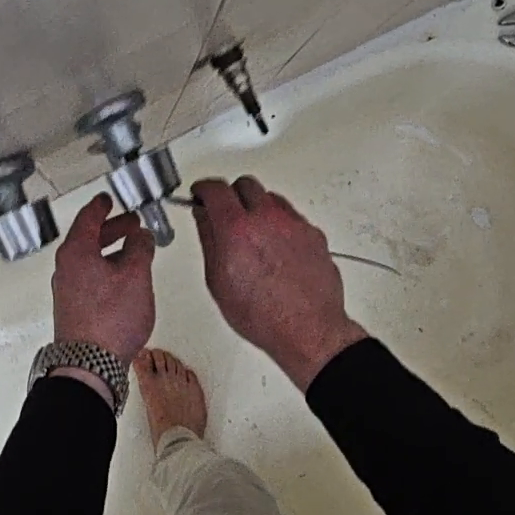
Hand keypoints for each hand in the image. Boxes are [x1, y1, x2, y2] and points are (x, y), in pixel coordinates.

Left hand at [51, 194, 156, 364]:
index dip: (102, 206)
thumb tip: (141, 236)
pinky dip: (106, 270)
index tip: (108, 200)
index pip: (88, 218)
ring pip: (89, 260)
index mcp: (76, 252)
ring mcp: (67, 290)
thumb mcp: (135, 276)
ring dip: (111, 251)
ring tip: (134, 251)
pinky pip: (89, 279)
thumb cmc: (109, 321)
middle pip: (88, 238)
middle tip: (130, 223)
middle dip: (111, 229)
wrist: (90, 364)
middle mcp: (66, 269)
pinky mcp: (74, 309)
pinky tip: (124, 281)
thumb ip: (140, 249)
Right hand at [190, 176, 368, 390]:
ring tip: (251, 231)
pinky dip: (279, 223)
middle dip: (231, 193)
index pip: (215, 189)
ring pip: (271, 198)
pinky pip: (291, 216)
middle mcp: (267, 219)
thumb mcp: (218, 281)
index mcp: (237, 229)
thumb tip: (204, 218)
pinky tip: (274, 245)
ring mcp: (294, 224)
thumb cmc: (264, 315)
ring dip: (256, 207)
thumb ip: (209, 240)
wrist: (307, 330)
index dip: (203, 189)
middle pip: (245, 184)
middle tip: (224, 209)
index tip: (201, 194)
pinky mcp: (313, 234)